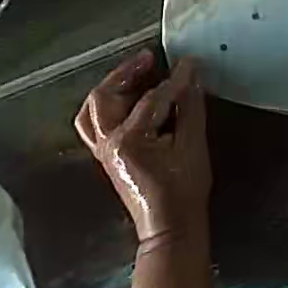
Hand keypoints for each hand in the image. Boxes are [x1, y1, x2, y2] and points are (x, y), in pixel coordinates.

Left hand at [75, 50, 211, 244]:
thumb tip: (190, 76)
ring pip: (94, 109)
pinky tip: (127, 98)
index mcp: (128, 141)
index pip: (152, 99)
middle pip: (106, 97)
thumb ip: (190, 106)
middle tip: (149, 59)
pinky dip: (108, 105)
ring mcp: (103, 151)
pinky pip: (96, 122)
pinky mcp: (107, 156)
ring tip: (135, 74)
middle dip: (127, 73)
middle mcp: (108, 143)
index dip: (173, 79)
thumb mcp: (193, 146)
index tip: (188, 65)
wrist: (170, 228)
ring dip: (112, 87)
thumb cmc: (183, 192)